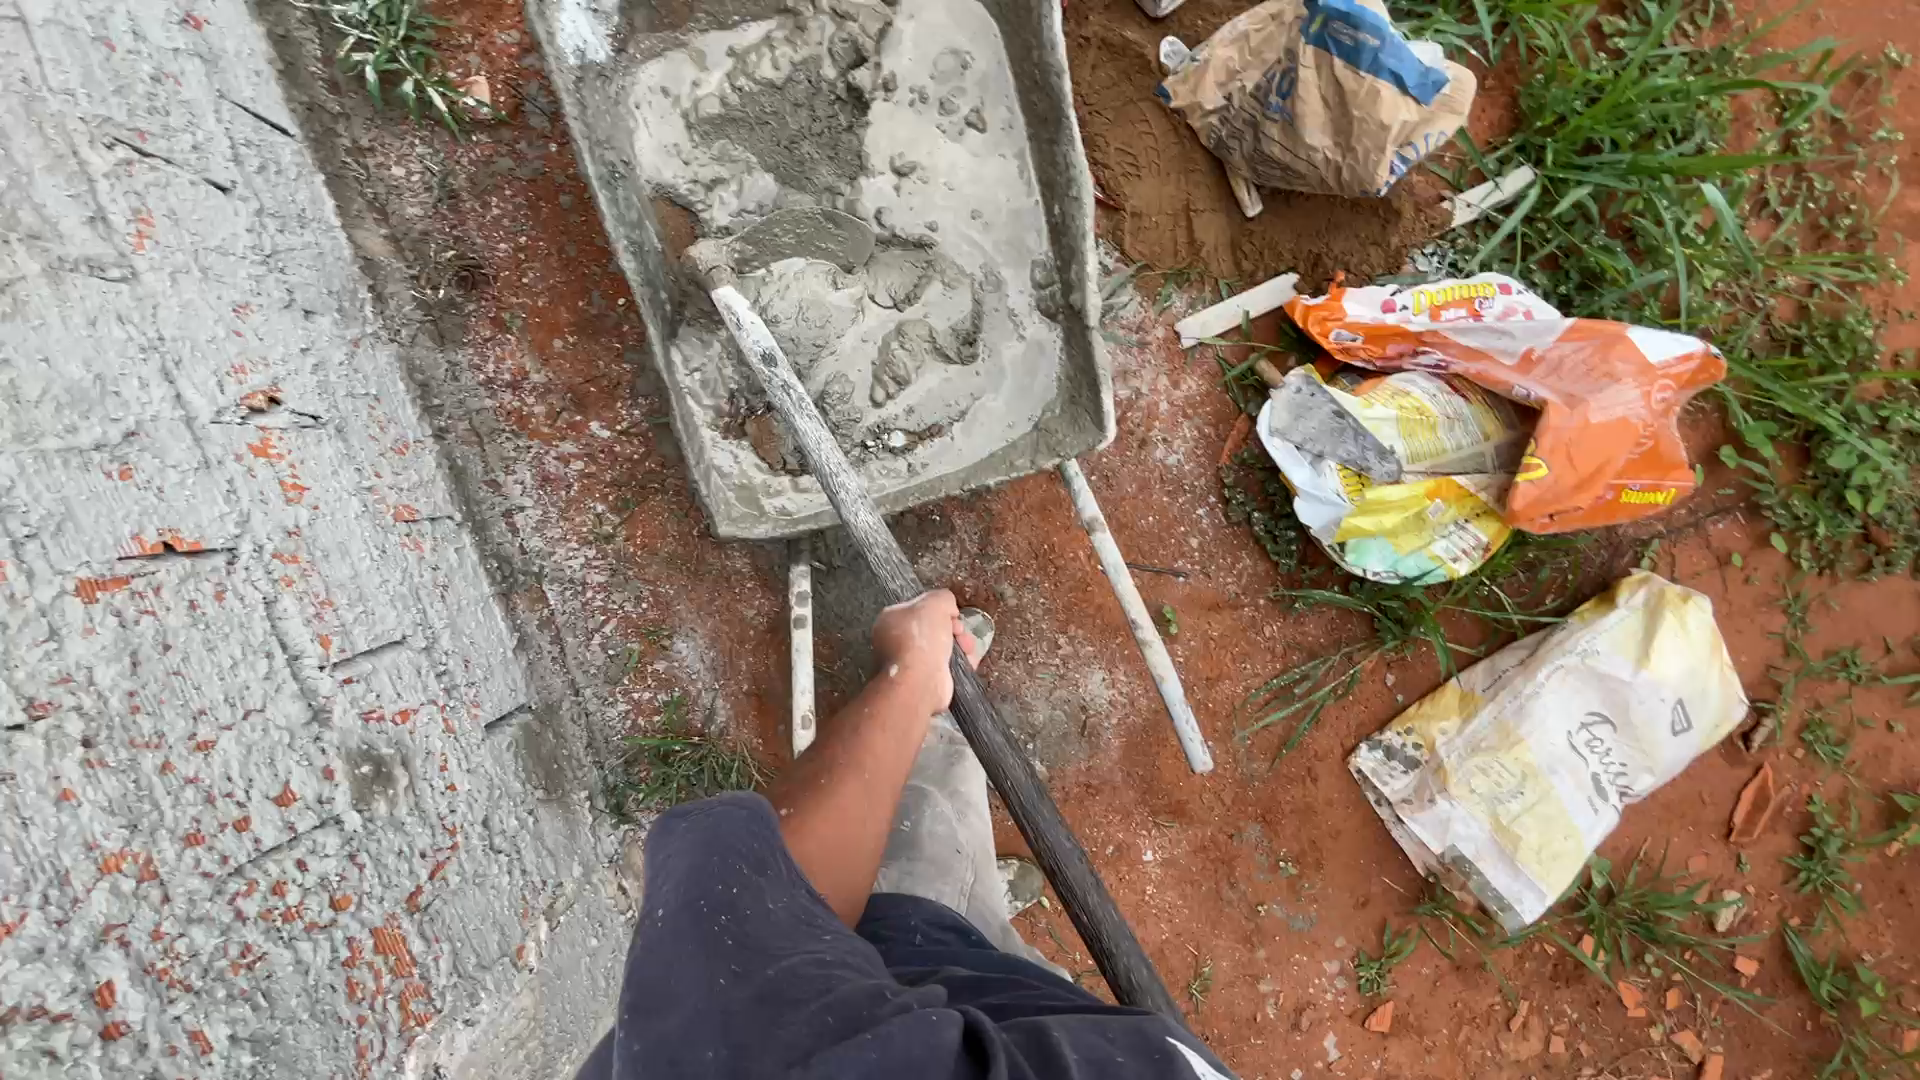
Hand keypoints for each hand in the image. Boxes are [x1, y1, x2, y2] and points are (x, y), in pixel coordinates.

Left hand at [871, 589, 979, 713]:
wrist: (920, 682)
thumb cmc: (921, 639)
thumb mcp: (935, 603)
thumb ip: (943, 597)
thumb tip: (949, 609)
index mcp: (891, 619)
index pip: (920, 609)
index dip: (940, 610)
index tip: (952, 615)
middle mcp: (896, 641)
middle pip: (934, 628)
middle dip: (955, 629)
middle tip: (960, 633)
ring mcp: (909, 662)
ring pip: (944, 647)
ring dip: (961, 645)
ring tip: (967, 649)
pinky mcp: (924, 680)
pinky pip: (947, 666)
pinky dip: (961, 663)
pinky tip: (968, 662)